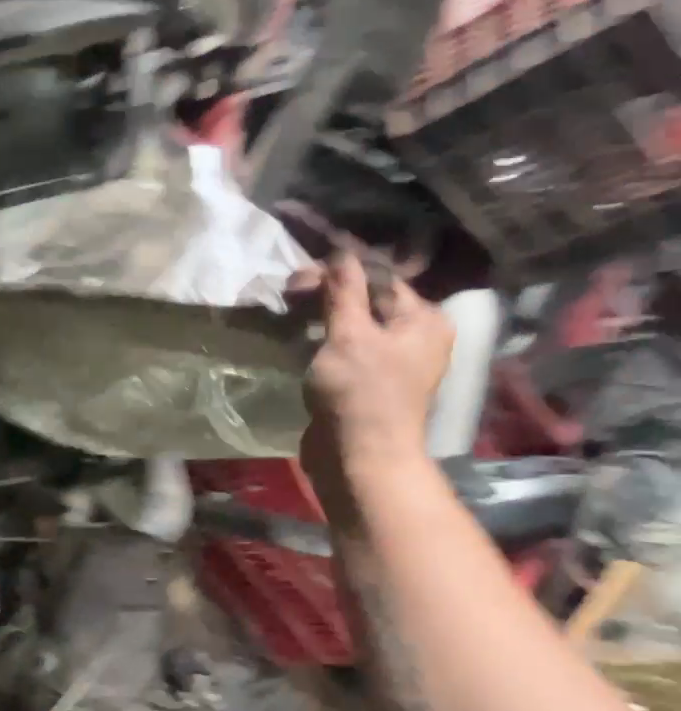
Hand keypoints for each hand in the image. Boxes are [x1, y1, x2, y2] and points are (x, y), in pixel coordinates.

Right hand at [301, 253, 453, 523]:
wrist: (359, 456)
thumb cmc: (359, 392)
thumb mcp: (348, 336)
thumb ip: (344, 293)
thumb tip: (341, 254)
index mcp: (423, 320)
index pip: (382, 280)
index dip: (340, 273)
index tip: (298, 278)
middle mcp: (416, 337)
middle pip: (368, 302)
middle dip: (328, 295)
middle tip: (288, 297)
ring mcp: (393, 363)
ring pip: (354, 327)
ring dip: (322, 319)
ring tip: (289, 317)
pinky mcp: (369, 384)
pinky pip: (347, 351)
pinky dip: (323, 343)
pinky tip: (300, 343)